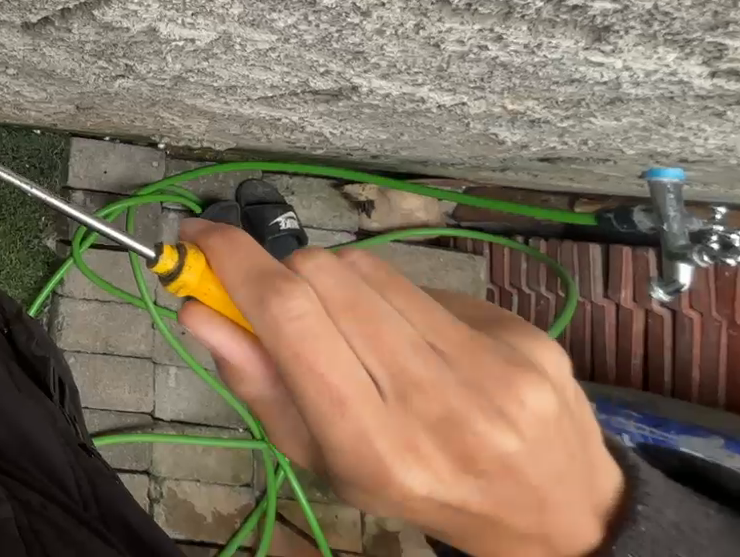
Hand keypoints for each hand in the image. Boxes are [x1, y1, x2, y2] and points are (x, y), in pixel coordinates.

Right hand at [177, 220, 624, 556]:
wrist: (557, 517)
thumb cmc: (407, 486)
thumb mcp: (314, 454)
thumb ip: (252, 380)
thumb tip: (195, 306)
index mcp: (374, 443)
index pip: (288, 313)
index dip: (233, 258)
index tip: (195, 235)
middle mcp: (440, 402)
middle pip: (320, 275)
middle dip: (278, 270)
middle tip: (270, 292)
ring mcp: (494, 367)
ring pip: (364, 266)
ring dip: (330, 279)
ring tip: (345, 321)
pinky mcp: (527, 338)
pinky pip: (418, 280)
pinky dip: (387, 294)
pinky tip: (405, 334)